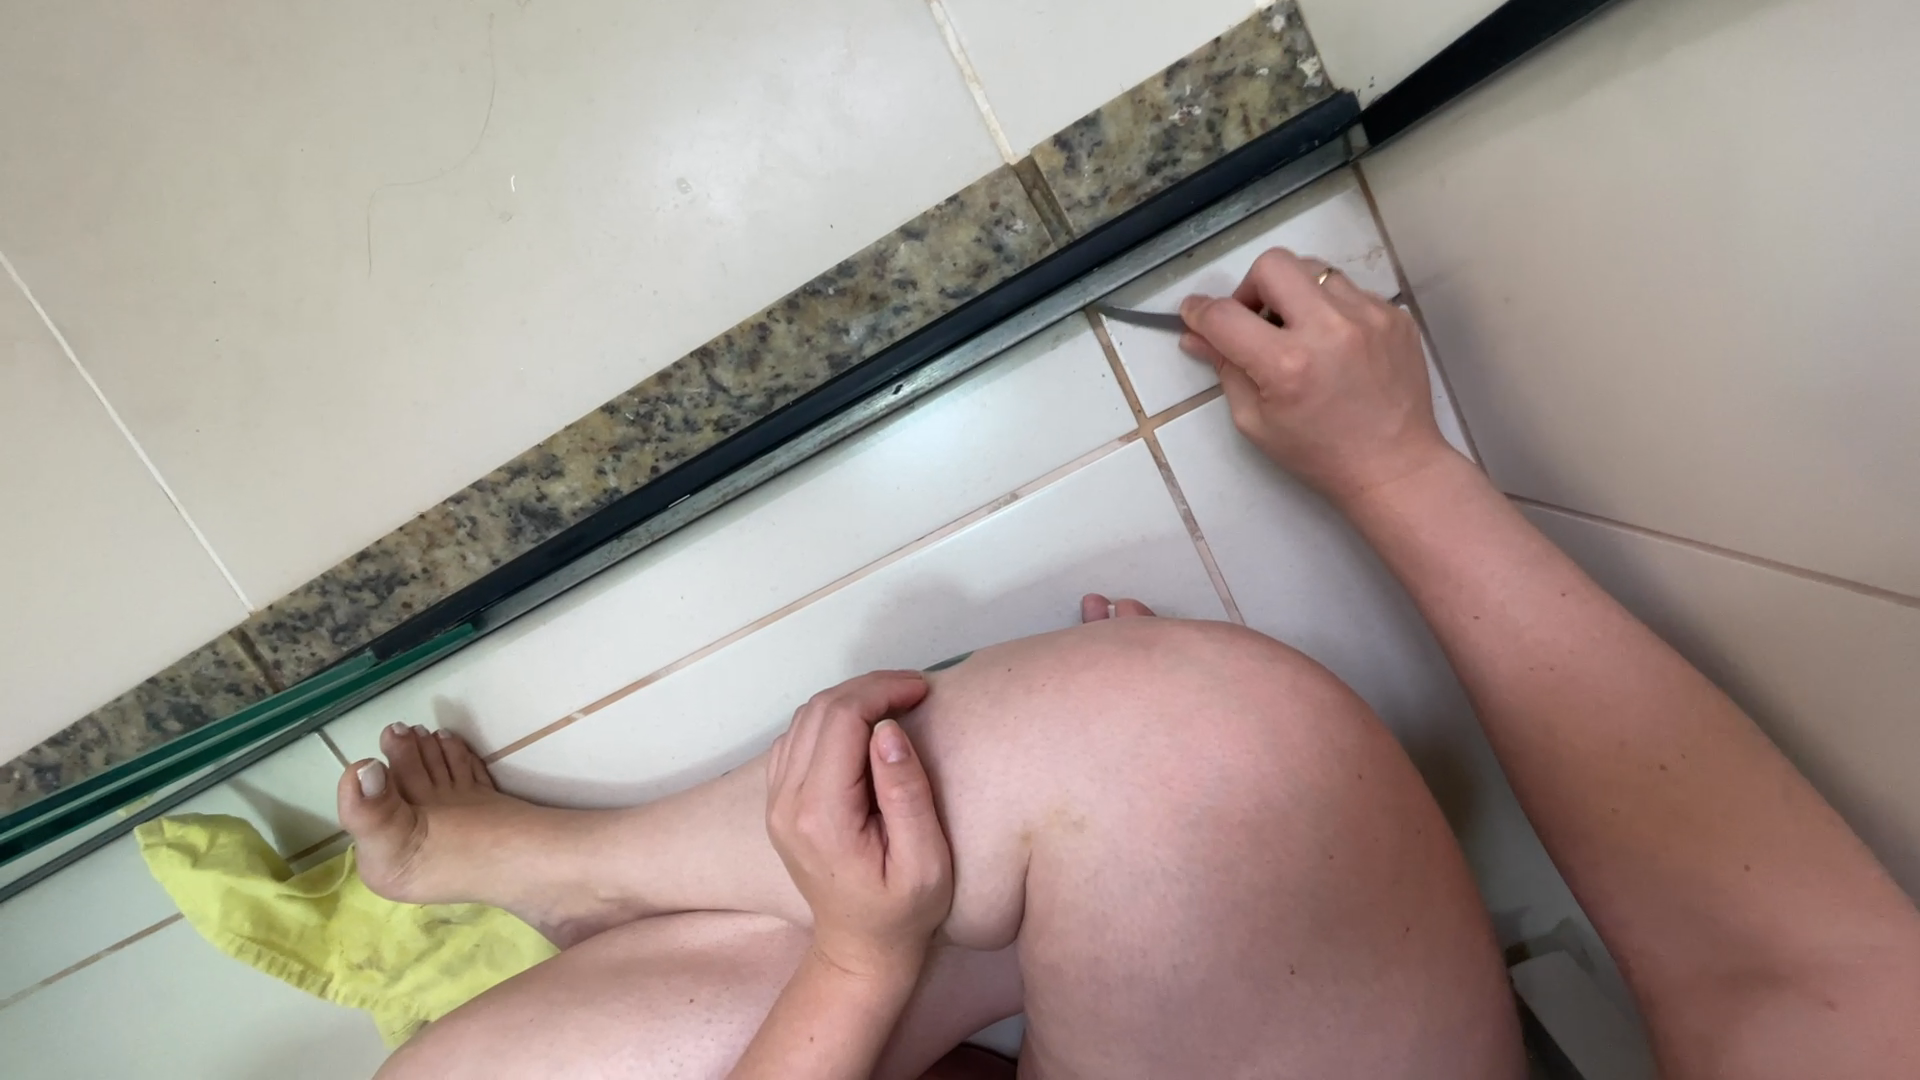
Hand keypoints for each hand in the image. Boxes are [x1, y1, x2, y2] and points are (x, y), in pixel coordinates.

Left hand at [766, 671, 952, 981]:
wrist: (859, 947)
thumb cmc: (903, 909)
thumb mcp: (925, 861)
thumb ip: (907, 793)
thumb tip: (888, 729)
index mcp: (822, 814)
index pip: (842, 719)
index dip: (883, 691)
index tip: (922, 690)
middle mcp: (787, 801)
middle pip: (821, 709)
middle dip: (870, 687)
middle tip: (914, 690)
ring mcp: (776, 800)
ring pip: (806, 716)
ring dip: (851, 698)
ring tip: (896, 703)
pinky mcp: (778, 799)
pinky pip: (798, 735)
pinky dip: (832, 717)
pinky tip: (864, 728)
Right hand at [1178, 248, 1458, 507]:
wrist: (1392, 464)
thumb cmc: (1315, 453)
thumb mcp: (1254, 420)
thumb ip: (1225, 369)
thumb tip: (1196, 336)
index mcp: (1286, 365)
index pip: (1225, 316)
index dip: (1199, 311)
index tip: (1192, 313)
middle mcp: (1329, 328)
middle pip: (1273, 265)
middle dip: (1250, 287)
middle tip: (1253, 321)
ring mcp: (1369, 315)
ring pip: (1313, 271)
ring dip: (1291, 294)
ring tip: (1295, 331)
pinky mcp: (1394, 314)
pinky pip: (1347, 291)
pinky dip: (1327, 310)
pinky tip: (1332, 346)